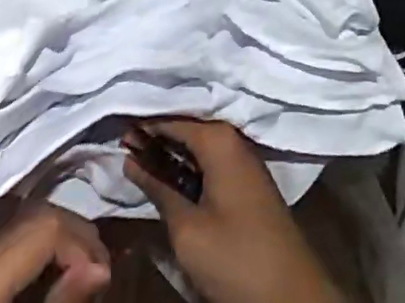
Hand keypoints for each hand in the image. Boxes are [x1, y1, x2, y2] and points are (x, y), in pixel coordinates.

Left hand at [0, 202, 110, 302]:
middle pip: (37, 218)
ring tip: (84, 272)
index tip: (100, 280)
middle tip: (100, 275)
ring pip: (26, 221)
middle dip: (78, 238)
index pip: (43, 231)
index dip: (81, 246)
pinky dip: (44, 247)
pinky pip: (12, 240)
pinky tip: (58, 273)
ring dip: (64, 238)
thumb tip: (100, 268)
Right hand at [125, 120, 341, 302]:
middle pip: (188, 127)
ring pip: (199, 145)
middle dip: (156, 134)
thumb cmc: (235, 255)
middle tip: (120, 142)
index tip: (114, 127)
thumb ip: (158, 189)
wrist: (290, 290)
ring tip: (136, 157)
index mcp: (220, 140)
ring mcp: (244, 160)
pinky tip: (167, 175)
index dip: (143, 123)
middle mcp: (234, 140)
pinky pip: (210, 160)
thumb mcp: (187, 228)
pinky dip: (187, 164)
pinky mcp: (247, 181)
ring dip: (170, 150)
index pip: (173, 119)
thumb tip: (131, 160)